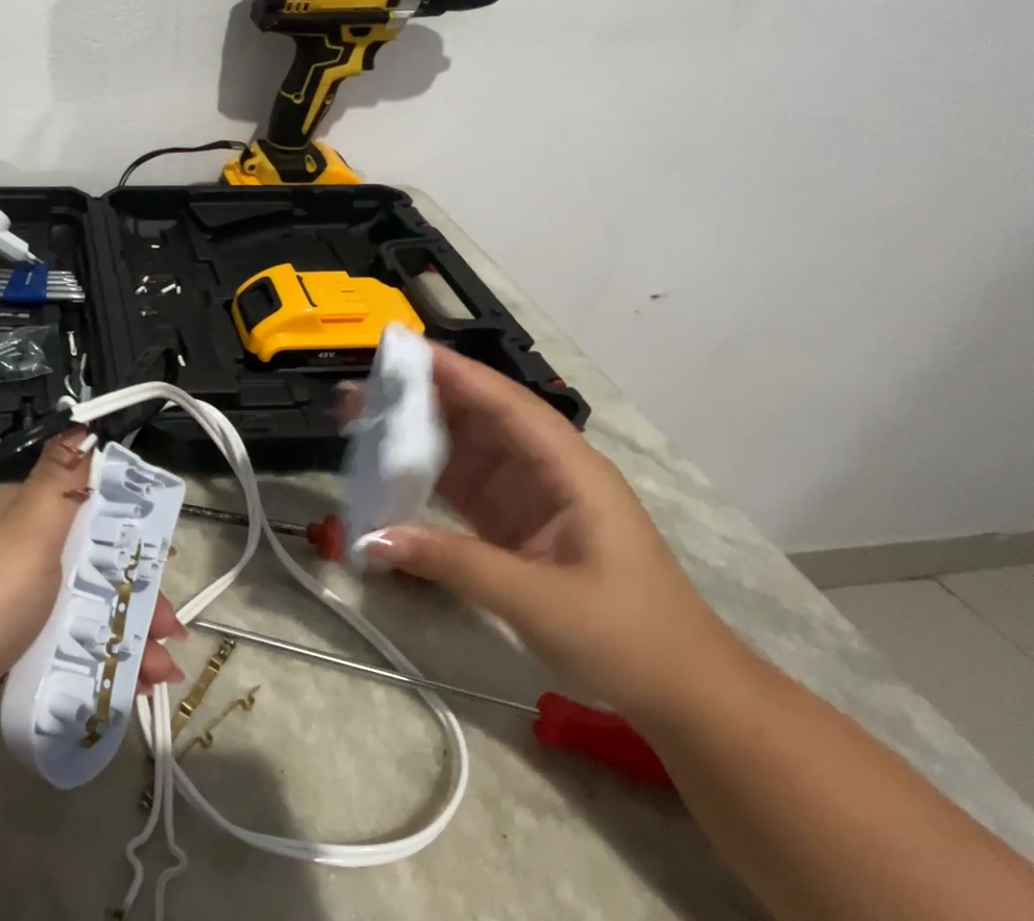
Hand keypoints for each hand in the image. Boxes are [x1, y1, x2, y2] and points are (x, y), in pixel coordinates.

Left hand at [0, 430, 185, 741]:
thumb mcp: (26, 531)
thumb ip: (59, 481)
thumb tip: (79, 425)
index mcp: (19, 519)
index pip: (86, 508)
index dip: (130, 529)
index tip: (164, 558)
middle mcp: (17, 556)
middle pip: (93, 566)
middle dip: (137, 596)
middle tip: (172, 629)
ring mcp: (13, 607)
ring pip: (85, 611)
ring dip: (128, 636)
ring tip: (162, 670)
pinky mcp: (13, 651)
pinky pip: (69, 648)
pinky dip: (103, 662)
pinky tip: (135, 685)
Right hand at [349, 346, 750, 721]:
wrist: (680, 691)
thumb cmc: (627, 636)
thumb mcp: (538, 600)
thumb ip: (454, 563)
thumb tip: (373, 538)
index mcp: (571, 472)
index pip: (506, 406)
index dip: (454, 374)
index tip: (401, 350)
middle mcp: (549, 476)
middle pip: (480, 424)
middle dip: (422, 403)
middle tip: (360, 392)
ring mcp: (532, 504)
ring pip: (467, 458)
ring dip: (418, 442)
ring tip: (363, 427)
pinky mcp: (516, 534)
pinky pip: (463, 496)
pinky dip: (426, 486)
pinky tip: (389, 480)